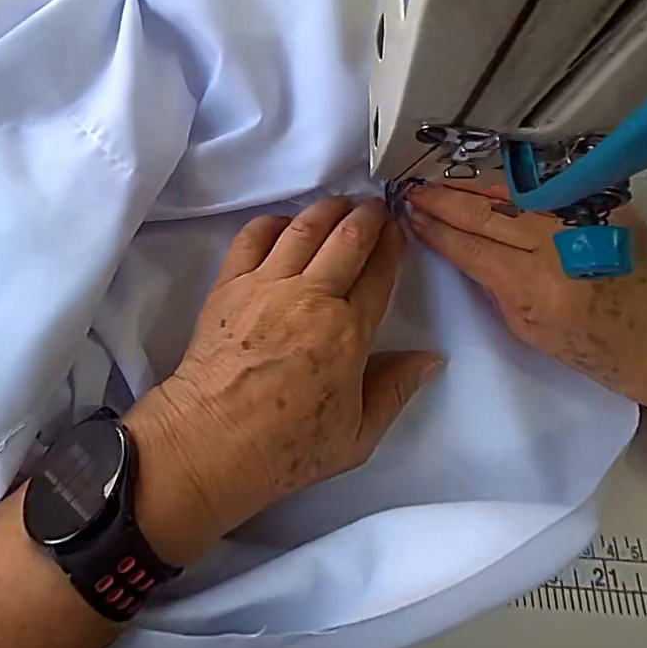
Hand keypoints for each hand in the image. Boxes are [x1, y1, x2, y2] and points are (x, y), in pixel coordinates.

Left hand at [125, 197, 441, 564]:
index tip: (398, 231)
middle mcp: (311, 297)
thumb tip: (431, 359)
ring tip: (338, 204)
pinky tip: (282, 222)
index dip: (392, 247)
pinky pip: (251, 239)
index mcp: (349, 332)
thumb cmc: (288, 444)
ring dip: (325, 211)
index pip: (379, 274)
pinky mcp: (230, 284)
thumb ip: (395, 389)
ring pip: (302, 230)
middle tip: (374, 207)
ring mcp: (267, 285)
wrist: (215, 435)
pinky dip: (270, 222)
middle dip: (366, 217)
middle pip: (346, 240)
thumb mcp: (358, 433)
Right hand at [402, 178, 646, 411]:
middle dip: (442, 200)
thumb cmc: (600, 350)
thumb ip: (493, 285)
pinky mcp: (608, 205)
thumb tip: (458, 249)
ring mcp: (587, 219)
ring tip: (435, 182)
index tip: (407, 215)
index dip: (434, 229)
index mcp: (539, 288)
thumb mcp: (528, 330)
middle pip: (484, 213)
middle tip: (411, 191)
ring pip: (510, 193)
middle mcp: (562, 246)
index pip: (469, 247)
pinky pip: (543, 188)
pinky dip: (506, 184)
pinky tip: (480, 180)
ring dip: (467, 186)